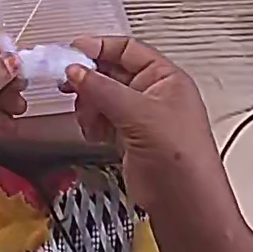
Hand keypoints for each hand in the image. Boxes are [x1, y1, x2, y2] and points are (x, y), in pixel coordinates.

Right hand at [61, 36, 223, 209]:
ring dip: (89, 104)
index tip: (73, 50)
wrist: (184, 203)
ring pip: (102, 96)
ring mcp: (140, 115)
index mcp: (165, 78)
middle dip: (89, 80)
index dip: (100, 47)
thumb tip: (76, 70)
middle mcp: (153, 93)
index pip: (128, 49)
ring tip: (87, 117)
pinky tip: (94, 132)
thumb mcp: (138, 113)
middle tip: (68, 83)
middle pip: (111, 73)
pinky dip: (92, 122)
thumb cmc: (180, 158)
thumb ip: (102, 88)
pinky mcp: (129, 135)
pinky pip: (102, 117)